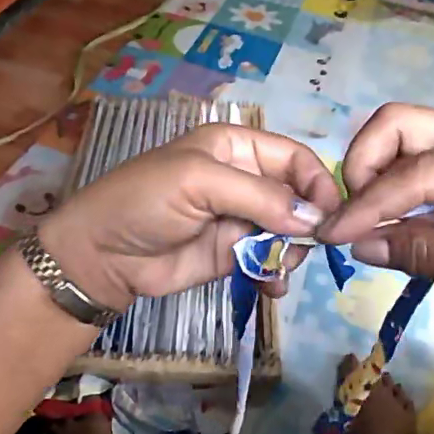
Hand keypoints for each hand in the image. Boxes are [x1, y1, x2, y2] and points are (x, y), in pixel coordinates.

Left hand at [36, 122, 340, 309]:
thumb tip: (315, 218)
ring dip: (294, 251)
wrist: (101, 255)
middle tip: (307, 248)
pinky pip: (270, 261)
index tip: (332, 214)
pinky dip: (278, 273)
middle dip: (308, 222)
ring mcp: (240, 219)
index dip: (317, 182)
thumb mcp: (200, 182)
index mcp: (237, 147)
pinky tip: (272, 286)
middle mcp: (244, 180)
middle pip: (297, 197)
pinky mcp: (234, 254)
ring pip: (289, 232)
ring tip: (279, 267)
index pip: (294, 157)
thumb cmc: (145, 201)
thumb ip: (259, 197)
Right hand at [316, 103, 433, 331]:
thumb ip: (422, 251)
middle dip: (366, 164)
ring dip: (373, 183)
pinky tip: (379, 231)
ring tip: (358, 227)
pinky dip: (389, 203)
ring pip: (401, 150)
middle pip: (403, 128)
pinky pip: (411, 182)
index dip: (371, 201)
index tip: (332, 234)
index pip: (419, 169)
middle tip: (350, 215)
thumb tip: (356, 244)